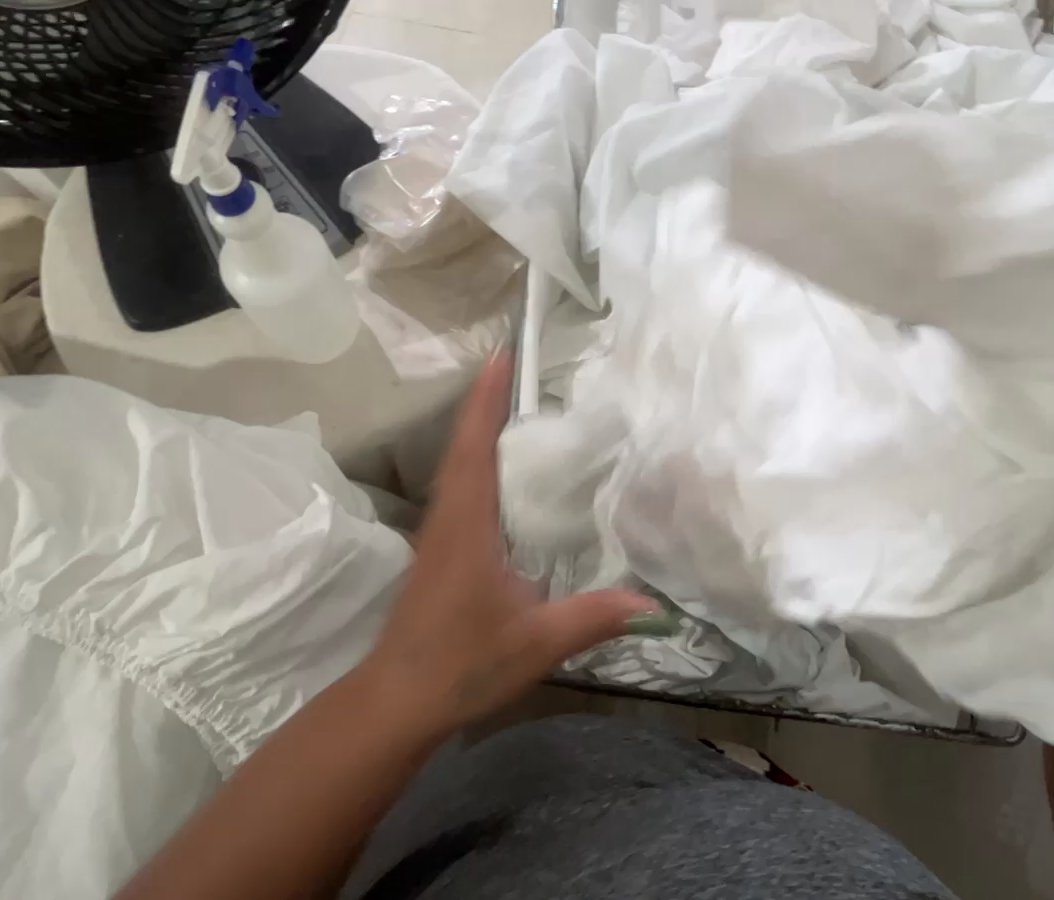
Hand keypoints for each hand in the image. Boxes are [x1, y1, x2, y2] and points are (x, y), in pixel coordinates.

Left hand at [359, 354, 657, 733]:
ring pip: (459, 467)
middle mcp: (448, 518)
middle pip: (465, 446)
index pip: (476, 446)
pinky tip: (506, 476)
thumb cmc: (460, 663)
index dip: (486, 399)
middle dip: (488, 404)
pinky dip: (479, 464)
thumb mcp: (536, 642)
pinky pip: (460, 490)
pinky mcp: (438, 551)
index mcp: (467, 524)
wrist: (398, 698)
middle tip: (523, 371)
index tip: (500, 355)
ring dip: (481, 431)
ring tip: (518, 408)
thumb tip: (655, 604)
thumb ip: (594, 617)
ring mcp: (438, 534)